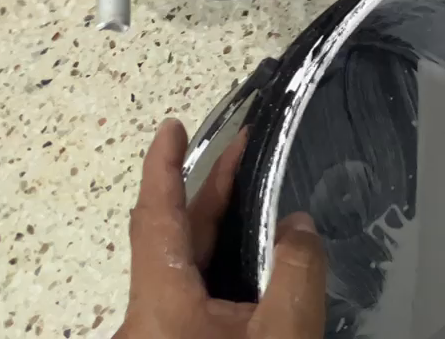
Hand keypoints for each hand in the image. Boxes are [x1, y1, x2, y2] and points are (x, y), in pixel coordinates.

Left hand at [114, 119, 326, 338]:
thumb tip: (299, 226)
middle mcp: (145, 321)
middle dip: (208, 188)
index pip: (157, 218)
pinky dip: (217, 265)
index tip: (168, 126)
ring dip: (215, 227)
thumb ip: (298, 270)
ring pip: (180, 270)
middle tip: (245, 147)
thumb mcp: (284, 334)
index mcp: (161, 306)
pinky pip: (186, 296)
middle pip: (172, 238)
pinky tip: (250, 264)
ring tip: (252, 191)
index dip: (162, 167)